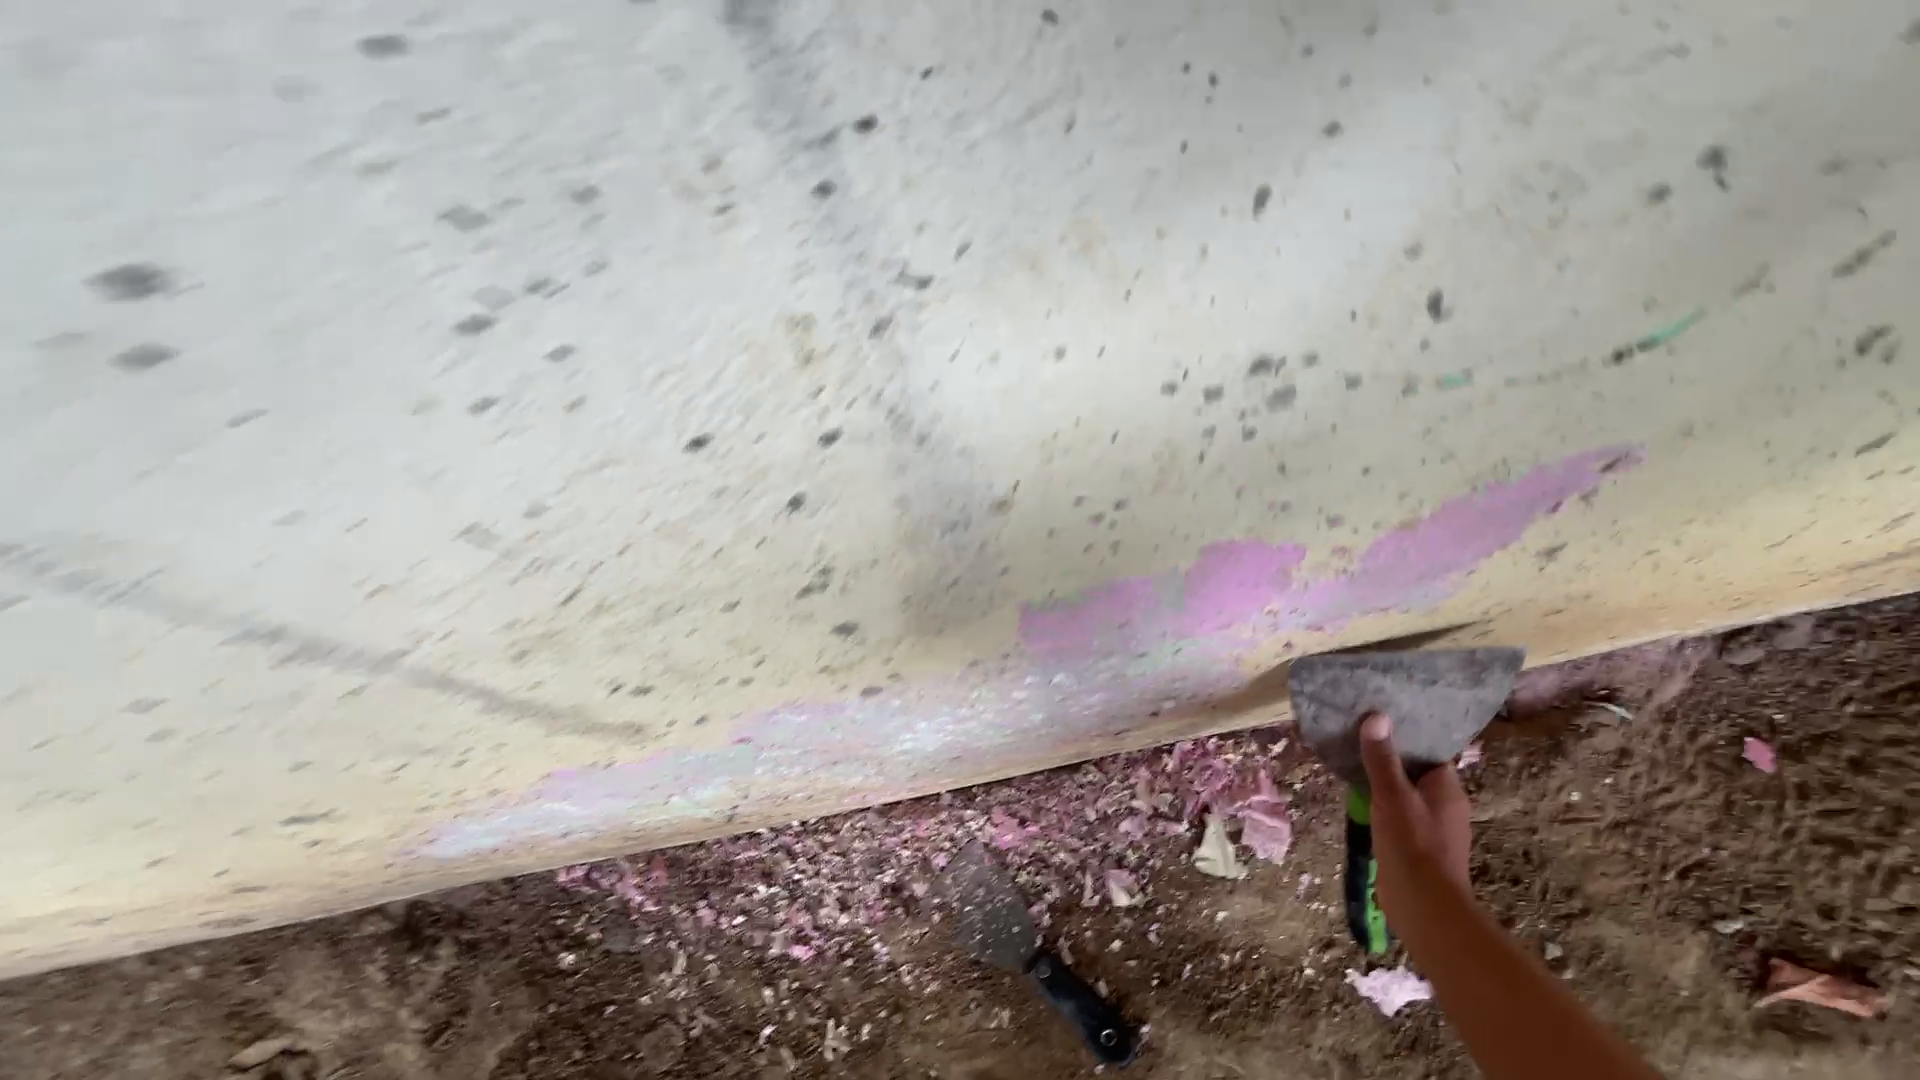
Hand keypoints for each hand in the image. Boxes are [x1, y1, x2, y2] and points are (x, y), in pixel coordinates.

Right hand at [1358, 712, 1472, 913]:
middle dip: (1390, 758)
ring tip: (1352, 762)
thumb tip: (1376, 716)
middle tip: (1358, 737)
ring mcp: (1431, 829)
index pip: (1430, 753)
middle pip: (1416, 772)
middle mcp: (1445, 806)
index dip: (1408, 736)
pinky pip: (1397, 815)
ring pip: (1405, 795)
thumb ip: (1382, 758)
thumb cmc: (1413, 845)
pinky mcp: (1415, 847)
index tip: (1380, 721)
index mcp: (1448, 790)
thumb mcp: (1392, 795)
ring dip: (1383, 783)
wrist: (1422, 906)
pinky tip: (1358, 800)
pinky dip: (1380, 805)